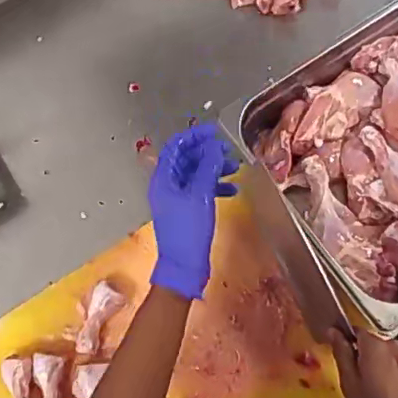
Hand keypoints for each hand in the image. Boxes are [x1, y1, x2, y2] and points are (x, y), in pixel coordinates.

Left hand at [147, 123, 238, 299]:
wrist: (184, 266)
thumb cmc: (189, 230)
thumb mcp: (200, 195)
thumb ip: (207, 168)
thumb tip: (214, 147)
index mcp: (163, 179)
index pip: (175, 147)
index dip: (193, 136)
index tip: (214, 132)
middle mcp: (166, 186)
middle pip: (185, 159)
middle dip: (206, 152)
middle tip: (227, 150)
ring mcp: (175, 199)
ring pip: (194, 174)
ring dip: (213, 168)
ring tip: (234, 168)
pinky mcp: (185, 211)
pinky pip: (199, 190)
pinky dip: (214, 186)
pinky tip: (231, 190)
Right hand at [327, 328, 397, 397]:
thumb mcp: (350, 383)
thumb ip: (342, 354)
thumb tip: (333, 330)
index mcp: (375, 344)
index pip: (353, 327)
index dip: (341, 336)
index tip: (332, 352)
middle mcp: (392, 344)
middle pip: (367, 340)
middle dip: (355, 351)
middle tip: (344, 373)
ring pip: (378, 353)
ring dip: (367, 363)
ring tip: (359, 384)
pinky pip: (388, 363)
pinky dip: (379, 370)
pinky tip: (375, 390)